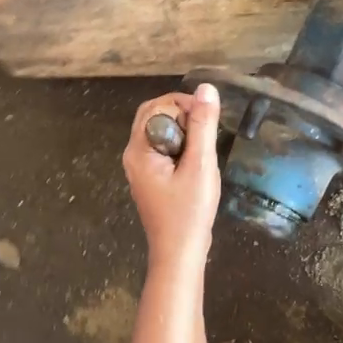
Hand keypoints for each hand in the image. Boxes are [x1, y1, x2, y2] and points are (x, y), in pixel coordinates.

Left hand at [122, 85, 222, 266]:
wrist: (180, 253)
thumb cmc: (189, 211)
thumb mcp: (200, 165)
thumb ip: (203, 126)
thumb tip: (206, 89)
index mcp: (139, 150)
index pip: (158, 107)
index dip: (184, 105)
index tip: (208, 120)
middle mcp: (134, 154)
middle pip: (155, 116)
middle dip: (183, 115)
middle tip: (207, 131)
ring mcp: (141, 167)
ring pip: (160, 132)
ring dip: (184, 131)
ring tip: (204, 148)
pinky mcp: (151, 177)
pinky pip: (163, 148)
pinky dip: (181, 146)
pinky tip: (197, 162)